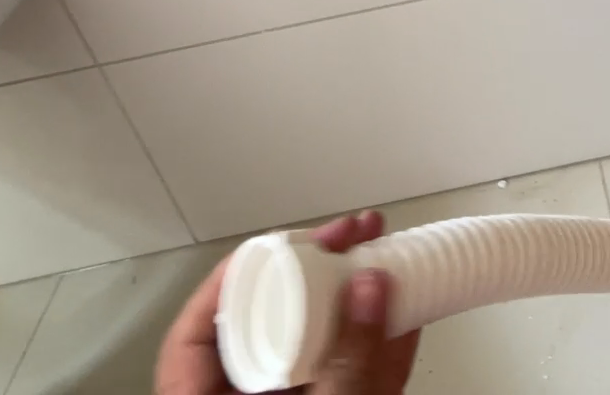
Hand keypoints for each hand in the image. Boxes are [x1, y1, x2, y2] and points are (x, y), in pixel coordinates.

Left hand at [157, 211, 421, 394]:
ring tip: (387, 250)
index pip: (198, 333)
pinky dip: (385, 342)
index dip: (232, 279)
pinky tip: (410, 309)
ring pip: (320, 344)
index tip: (277, 246)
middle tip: (352, 234)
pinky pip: (358, 375)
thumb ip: (343, 364)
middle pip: (270, 323)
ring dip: (359, 293)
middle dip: (318, 268)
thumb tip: (367, 284)